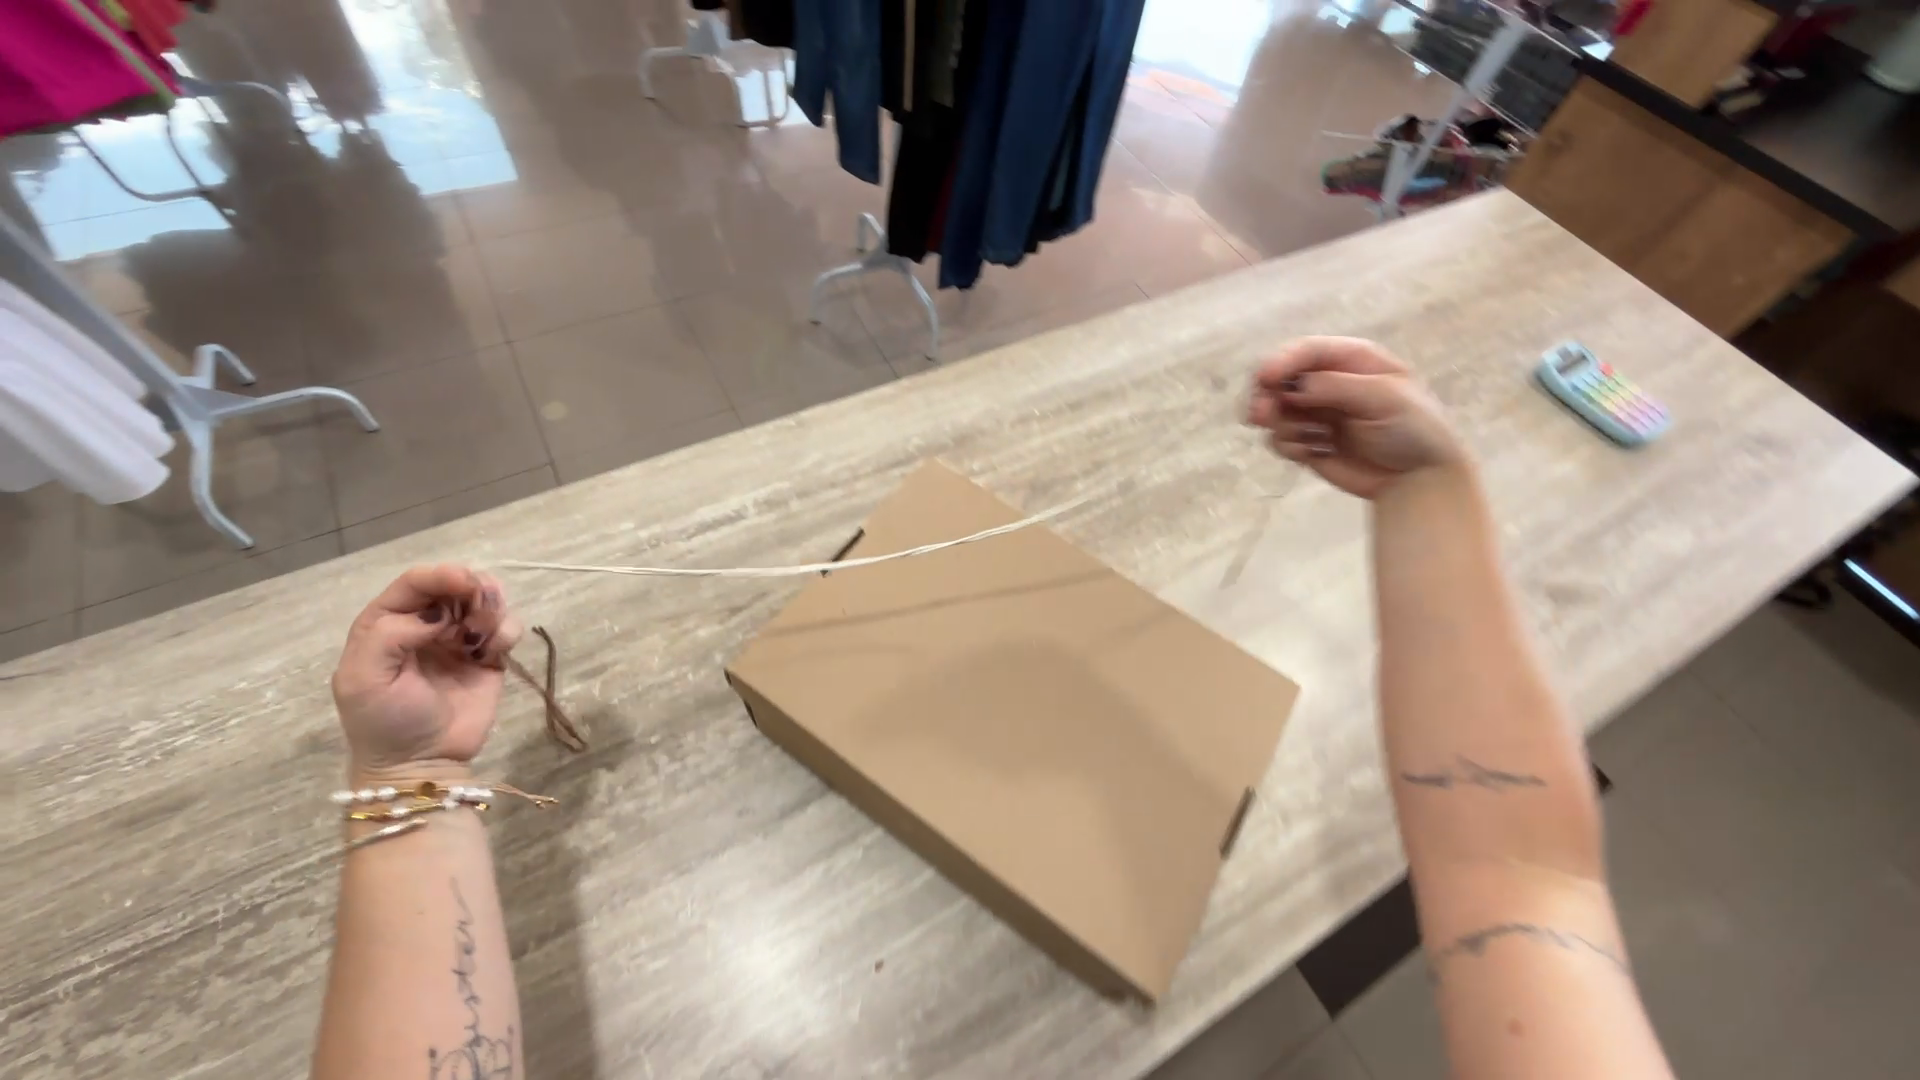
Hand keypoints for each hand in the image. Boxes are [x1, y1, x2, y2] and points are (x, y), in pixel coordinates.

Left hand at [330, 565, 522, 772]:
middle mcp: (426, 625)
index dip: (441, 575)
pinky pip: (507, 628)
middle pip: (456, 585)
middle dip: (473, 589)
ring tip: (483, 639)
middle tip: (481, 609)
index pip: (416, 583)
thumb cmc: (385, 721)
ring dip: (492, 609)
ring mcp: (460, 639)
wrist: (422, 763)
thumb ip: (390, 634)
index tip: (466, 582)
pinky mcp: (490, 657)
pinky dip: (508, 631)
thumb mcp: (364, 678)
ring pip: (487, 601)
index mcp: (388, 623)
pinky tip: (494, 652)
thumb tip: (438, 615)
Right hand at [1247, 336, 1465, 498]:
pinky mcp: (1305, 442)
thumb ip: (1337, 387)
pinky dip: (1289, 446)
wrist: (1418, 480)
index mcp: (1351, 361)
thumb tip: (1293, 388)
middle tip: (1258, 416)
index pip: (1306, 351)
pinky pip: (1279, 439)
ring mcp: (1314, 414)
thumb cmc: (1414, 429)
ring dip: (1280, 425)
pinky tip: (1317, 453)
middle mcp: (1327, 382)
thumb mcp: (1386, 398)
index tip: (1265, 379)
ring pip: (1273, 411)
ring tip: (1306, 441)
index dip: (1282, 361)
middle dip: (1266, 396)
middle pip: (1279, 379)